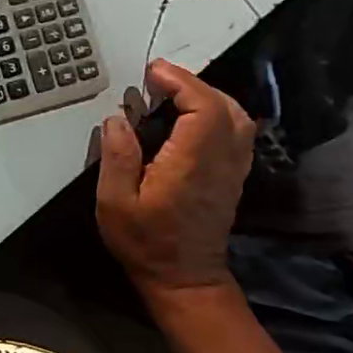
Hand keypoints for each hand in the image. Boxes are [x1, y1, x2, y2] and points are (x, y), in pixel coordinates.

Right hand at [96, 59, 254, 296]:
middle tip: (158, 78)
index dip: (181, 82)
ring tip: (172, 92)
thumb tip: (118, 119)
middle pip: (226, 107)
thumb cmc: (143, 242)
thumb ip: (117, 156)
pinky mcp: (233, 177)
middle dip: (193, 84)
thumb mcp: (114, 202)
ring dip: (207, 96)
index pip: (204, 108)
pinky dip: (217, 112)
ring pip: (237, 118)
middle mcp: (220, 162)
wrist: (183, 279)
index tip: (152, 73)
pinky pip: (237, 132)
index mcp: (191, 164)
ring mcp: (232, 170)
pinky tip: (190, 116)